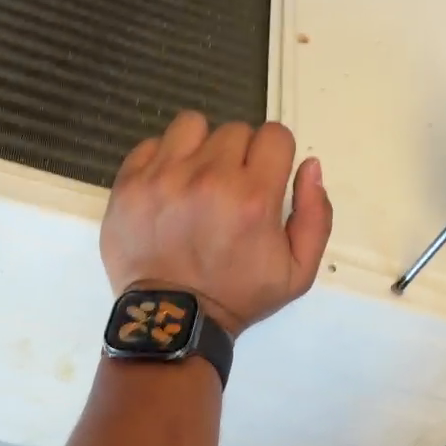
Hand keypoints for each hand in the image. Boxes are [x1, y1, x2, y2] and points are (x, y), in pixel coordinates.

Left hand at [102, 112, 333, 338]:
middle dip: (239, 157)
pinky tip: (169, 189)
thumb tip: (309, 166)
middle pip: (235, 131)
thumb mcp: (298, 273)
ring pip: (192, 126)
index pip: (274, 135)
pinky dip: (164, 160)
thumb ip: (316, 217)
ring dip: (200, 148)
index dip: (273, 157)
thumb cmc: (238, 297)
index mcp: (253, 197)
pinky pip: (152, 144)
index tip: (263, 182)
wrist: (172, 320)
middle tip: (228, 193)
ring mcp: (164, 177)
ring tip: (196, 181)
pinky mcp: (130, 183)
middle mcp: (209, 177)